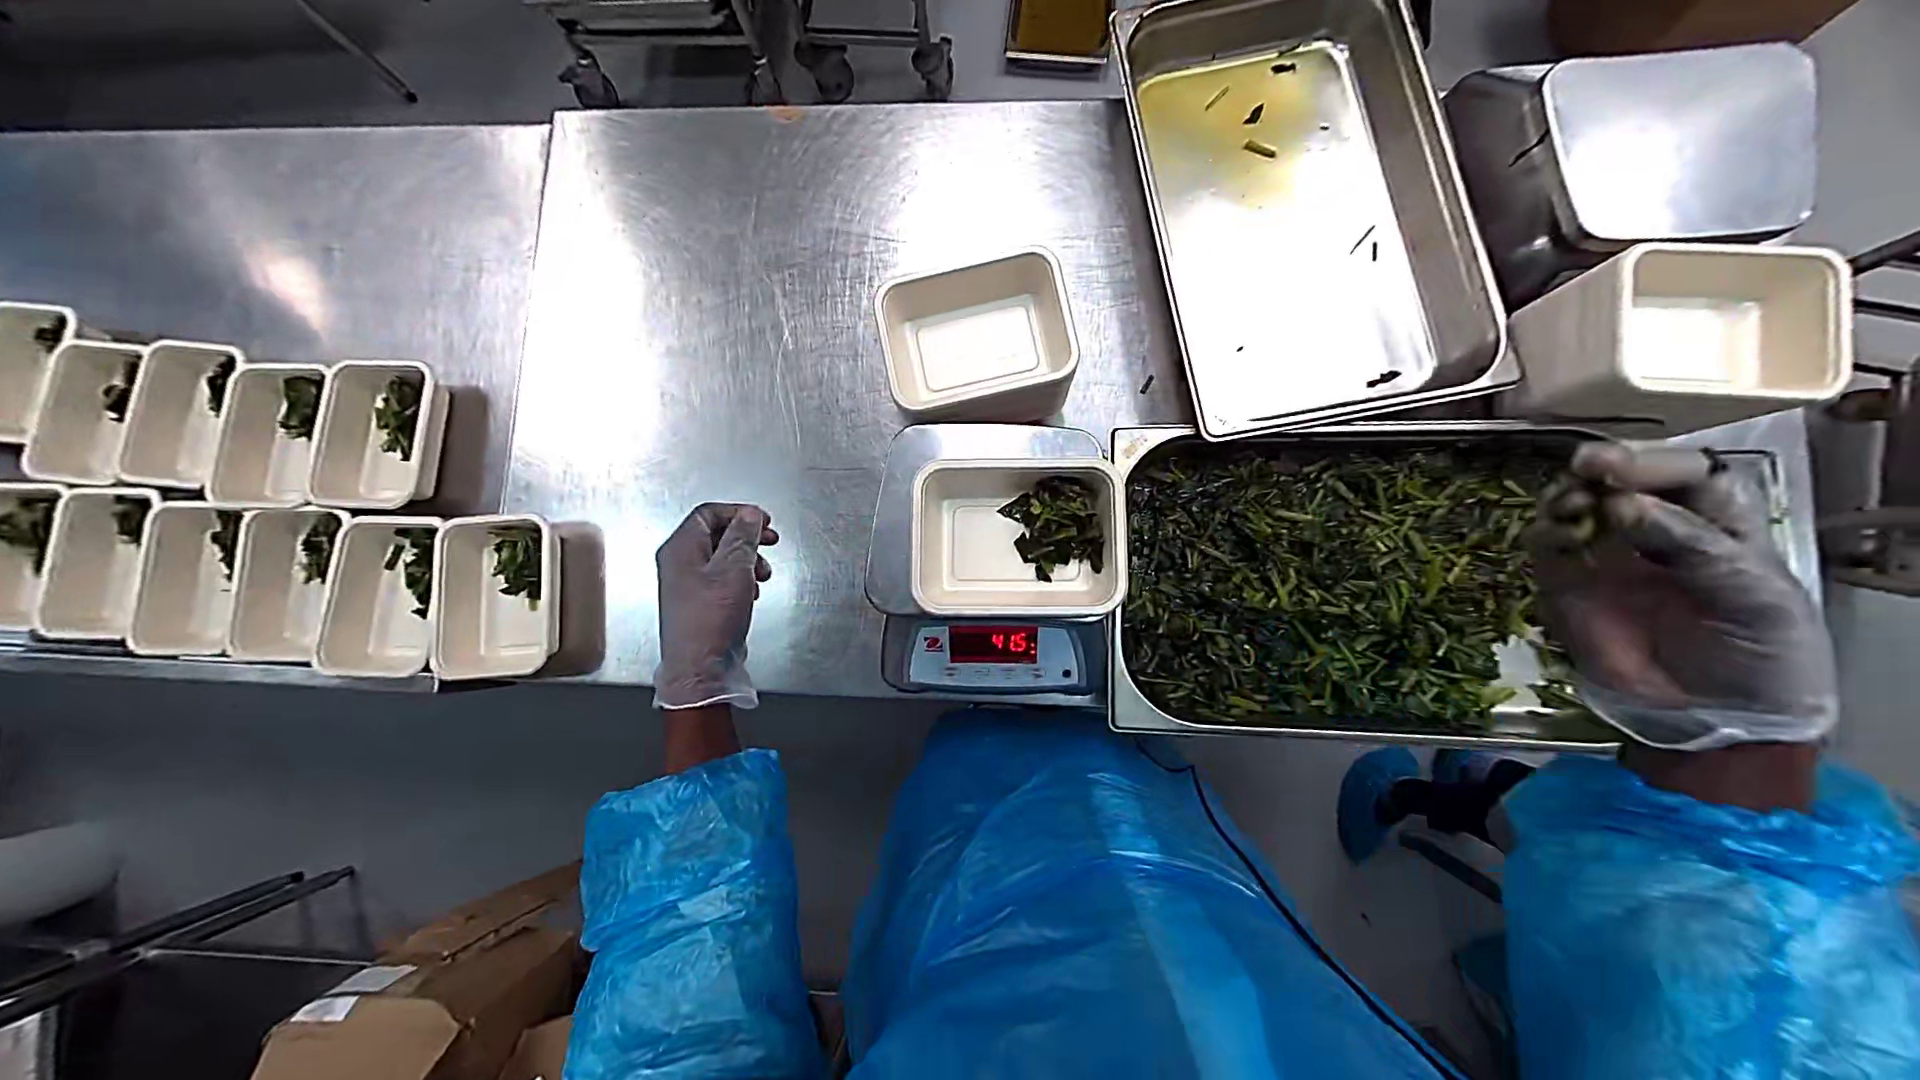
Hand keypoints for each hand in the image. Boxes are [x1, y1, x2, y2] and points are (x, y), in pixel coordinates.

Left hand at [653, 503, 777, 709]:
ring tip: (763, 572)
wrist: (700, 666)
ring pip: (721, 556)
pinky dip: (741, 577)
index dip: (739, 512)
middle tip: (769, 539)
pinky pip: (721, 577)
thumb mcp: (734, 568)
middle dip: (747, 536)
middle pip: (716, 533)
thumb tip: (748, 515)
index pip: (709, 513)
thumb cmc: (710, 620)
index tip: (763, 520)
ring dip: (747, 559)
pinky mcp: (698, 601)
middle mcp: (678, 563)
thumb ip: (743, 536)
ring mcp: (686, 583)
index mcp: (680, 548)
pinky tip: (753, 590)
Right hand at [1532, 443, 1835, 749]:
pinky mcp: (1563, 584)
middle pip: (1619, 482)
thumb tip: (1622, 506)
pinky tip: (1555, 536)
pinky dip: (1543, 534)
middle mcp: (1652, 532)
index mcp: (1715, 525)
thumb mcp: (1754, 596)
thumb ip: (1693, 547)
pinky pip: (1544, 548)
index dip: (1652, 462)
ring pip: (1571, 507)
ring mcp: (1603, 557)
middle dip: (1600, 469)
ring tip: (1569, 505)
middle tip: (1585, 471)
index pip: (1685, 474)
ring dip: (1564, 497)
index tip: (1618, 466)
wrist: (1711, 717)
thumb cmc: (1759, 655)